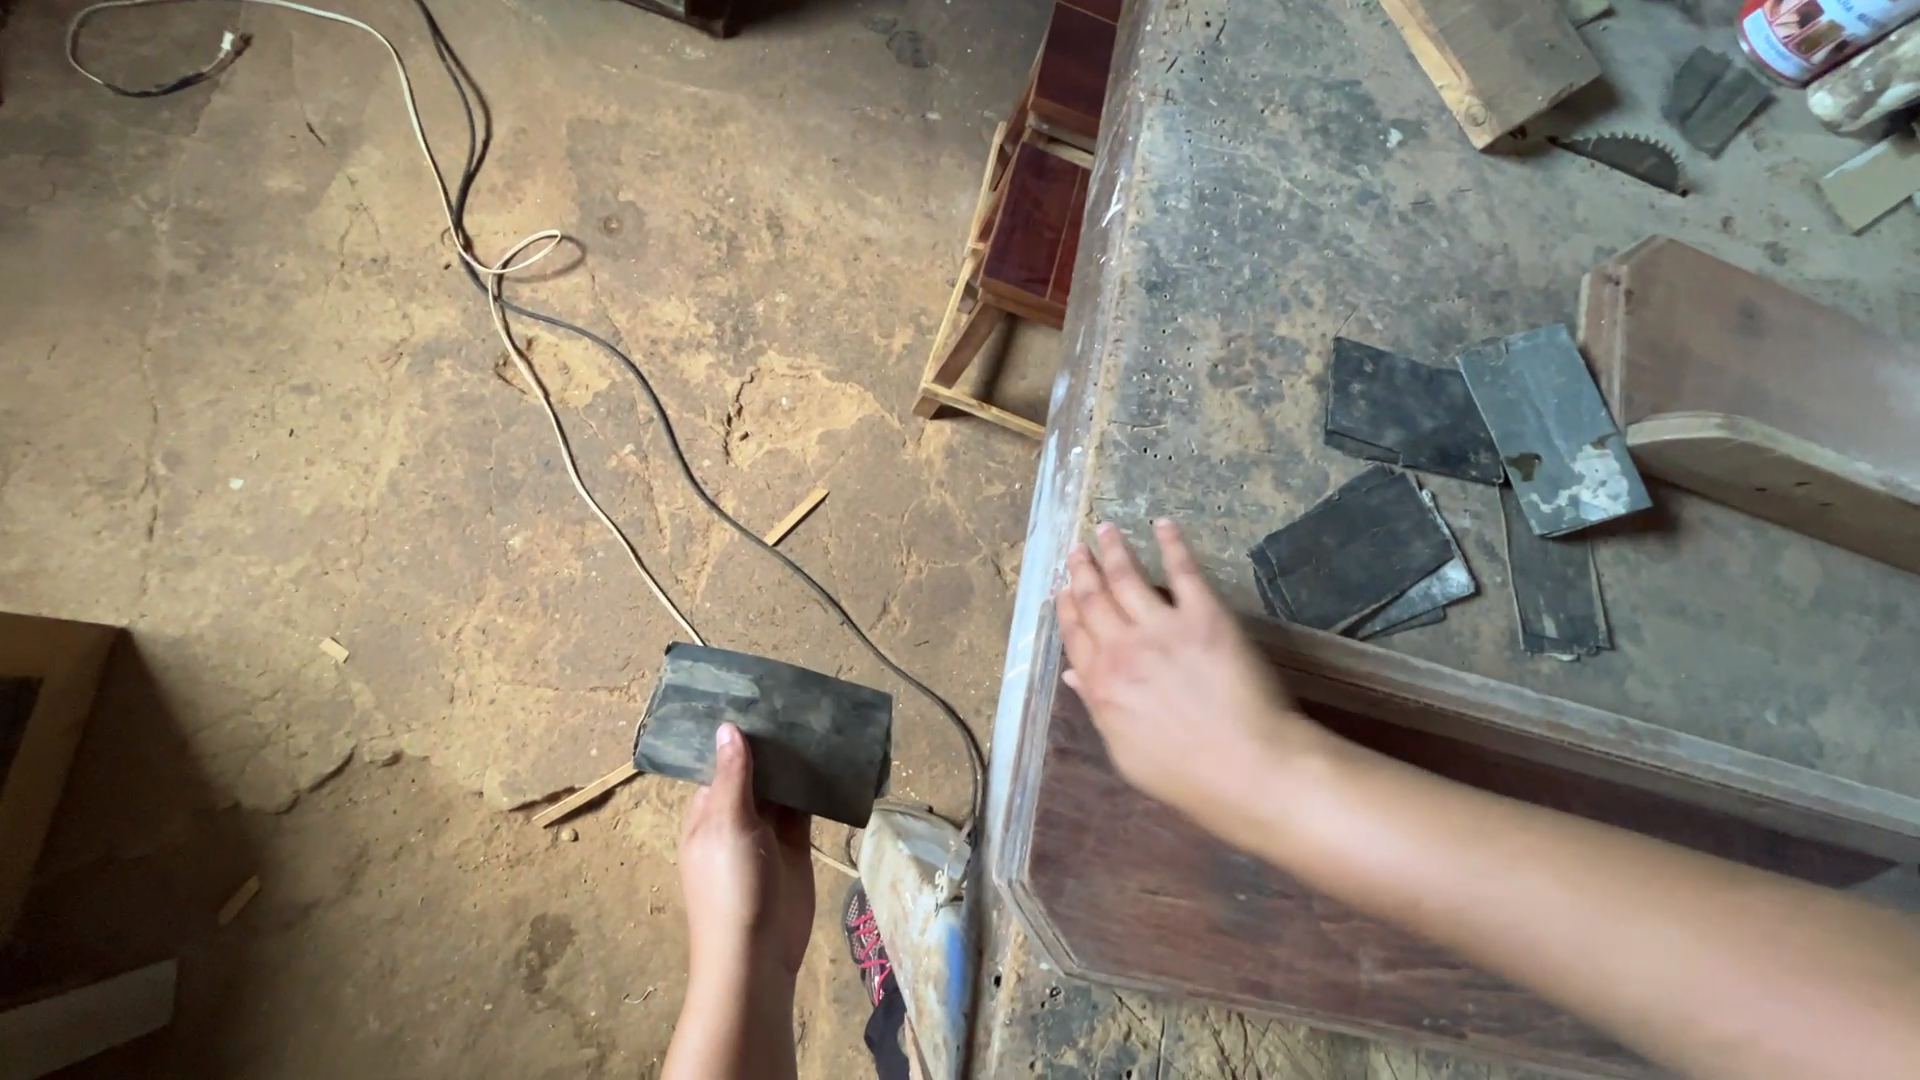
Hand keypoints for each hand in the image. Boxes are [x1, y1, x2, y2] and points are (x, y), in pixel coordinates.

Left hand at [678, 724, 815, 984]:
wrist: (758, 952)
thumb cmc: (731, 886)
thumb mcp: (726, 825)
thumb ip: (732, 776)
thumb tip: (727, 727)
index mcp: (708, 809)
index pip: (723, 760)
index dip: (741, 732)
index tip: (762, 696)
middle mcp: (736, 814)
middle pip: (756, 769)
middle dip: (774, 743)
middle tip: (802, 700)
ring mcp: (767, 829)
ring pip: (783, 785)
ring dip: (798, 761)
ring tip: (822, 720)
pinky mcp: (796, 842)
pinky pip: (806, 805)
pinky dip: (817, 786)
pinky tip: (835, 760)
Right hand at [1056, 520, 1322, 850]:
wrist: (1247, 766)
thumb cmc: (1184, 772)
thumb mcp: (1124, 751)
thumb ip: (1097, 707)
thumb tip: (1074, 677)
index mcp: (1101, 683)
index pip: (1074, 634)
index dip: (1065, 607)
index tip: (1061, 588)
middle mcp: (1122, 647)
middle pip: (1094, 599)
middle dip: (1082, 570)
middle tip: (1076, 548)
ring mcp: (1162, 627)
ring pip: (1127, 577)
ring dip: (1114, 550)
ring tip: (1105, 529)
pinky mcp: (1204, 614)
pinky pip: (1183, 571)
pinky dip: (1171, 544)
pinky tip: (1163, 525)